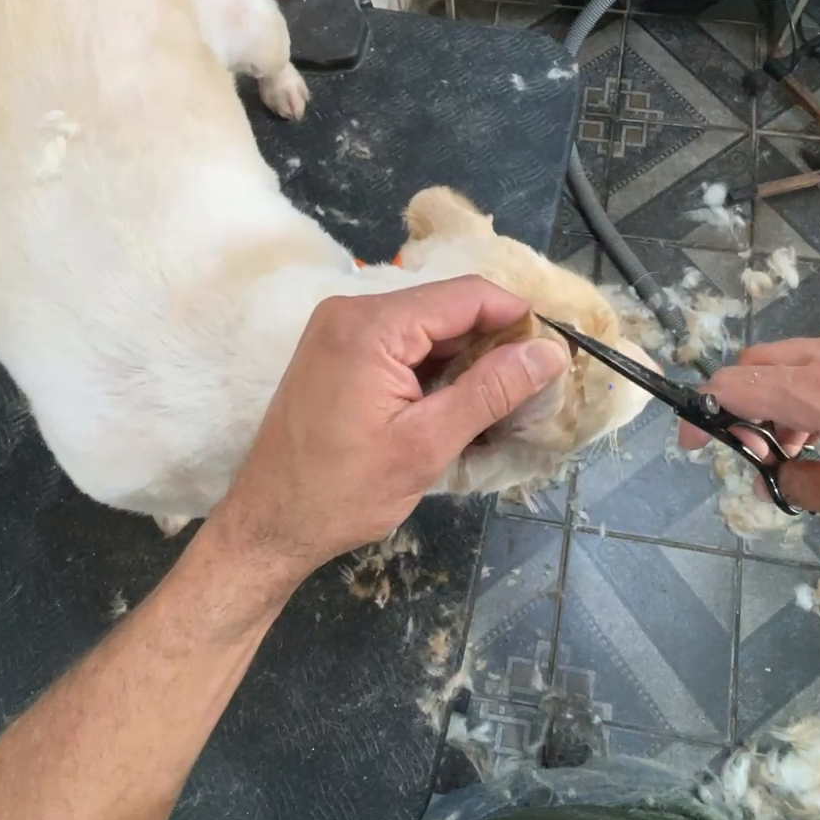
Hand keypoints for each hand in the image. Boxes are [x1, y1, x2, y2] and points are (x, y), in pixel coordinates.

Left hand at [210, 276, 569, 587]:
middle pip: (445, 309)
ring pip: (426, 329)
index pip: (465, 295)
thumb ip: (491, 391)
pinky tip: (454, 406)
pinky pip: (400, 345)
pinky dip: (433, 370)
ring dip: (464, 361)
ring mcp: (338, 331)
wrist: (268, 524)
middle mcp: (351, 311)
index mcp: (371, 325)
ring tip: (497, 405)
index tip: (551, 353)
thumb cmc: (344, 492)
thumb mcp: (427, 444)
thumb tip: (549, 352)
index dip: (515, 317)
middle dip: (491, 344)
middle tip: (528, 389)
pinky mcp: (336, 352)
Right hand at [679, 331, 819, 558]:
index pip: (736, 384)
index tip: (695, 441)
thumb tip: (778, 471)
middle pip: (761, 361)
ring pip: (800, 356)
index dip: (704, 411)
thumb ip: (805, 485)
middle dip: (743, 404)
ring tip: (807, 446)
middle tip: (758, 451)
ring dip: (783, 395)